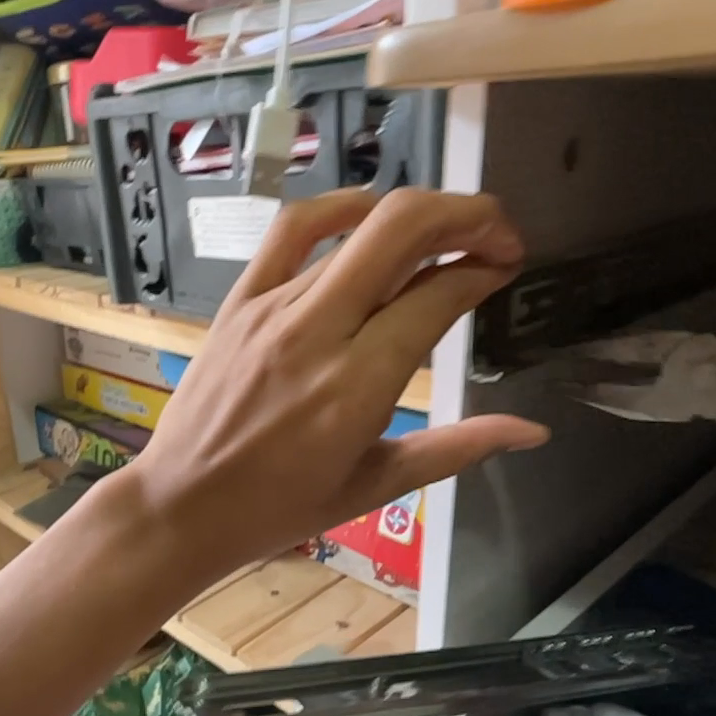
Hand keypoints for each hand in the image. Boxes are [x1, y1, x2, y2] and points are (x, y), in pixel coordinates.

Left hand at [110, 188, 549, 584]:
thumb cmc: (280, 508)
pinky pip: (291, 231)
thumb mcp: (373, 486)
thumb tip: (532, 432)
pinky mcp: (240, 300)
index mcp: (358, 387)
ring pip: (356, 228)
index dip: (484, 269)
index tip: (503, 271)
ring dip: (414, 217)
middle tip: (495, 235)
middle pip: (403, 230)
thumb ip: (454, 449)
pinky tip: (369, 213)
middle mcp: (319, 333)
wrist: (182, 504)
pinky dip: (339, 208)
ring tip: (443, 231)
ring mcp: (273, 309)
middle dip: (467, 216)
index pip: (438, 296)